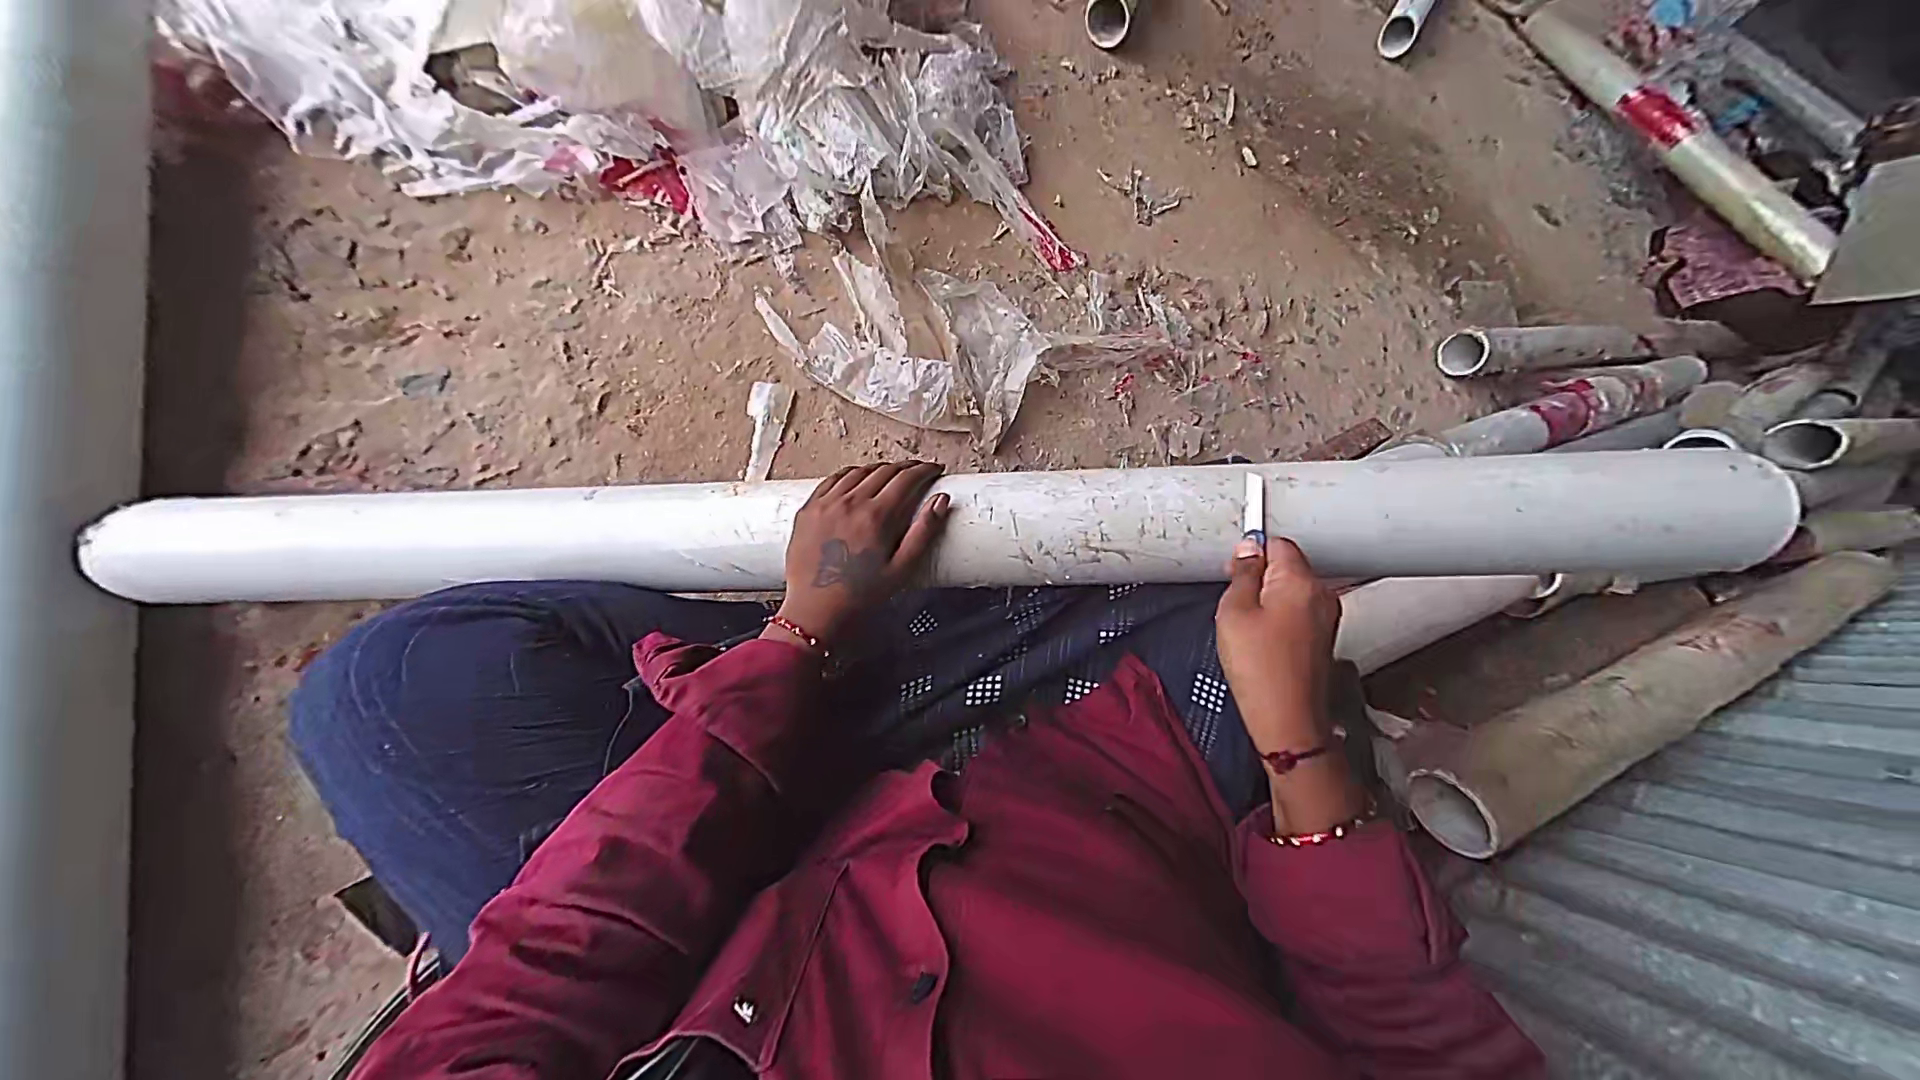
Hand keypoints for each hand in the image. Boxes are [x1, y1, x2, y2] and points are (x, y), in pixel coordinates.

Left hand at [768, 462, 951, 649]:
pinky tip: (856, 479)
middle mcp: (850, 503)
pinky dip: (850, 475)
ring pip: (858, 471)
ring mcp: (826, 503)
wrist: (815, 610)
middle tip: (917, 472)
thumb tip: (941, 501)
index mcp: (876, 516)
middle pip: (884, 471)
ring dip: (879, 469)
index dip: (924, 470)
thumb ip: (924, 532)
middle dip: (906, 468)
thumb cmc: (859, 595)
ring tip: (890, 475)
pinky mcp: (809, 509)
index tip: (934, 470)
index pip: (906, 479)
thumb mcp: (902, 569)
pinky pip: (832, 480)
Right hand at [1214, 535, 1341, 753]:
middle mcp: (1321, 595)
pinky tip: (1261, 641)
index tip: (1234, 571)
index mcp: (1300, 582)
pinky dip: (1278, 619)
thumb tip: (1248, 551)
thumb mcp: (1233, 612)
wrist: (1286, 718)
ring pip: (1291, 590)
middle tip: (1236, 603)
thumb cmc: (1261, 669)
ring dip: (1268, 599)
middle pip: (1287, 566)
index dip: (1251, 553)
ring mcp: (1326, 618)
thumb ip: (1242, 574)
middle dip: (1259, 577)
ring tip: (1247, 626)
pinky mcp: (1323, 638)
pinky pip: (1298, 613)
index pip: (1278, 544)